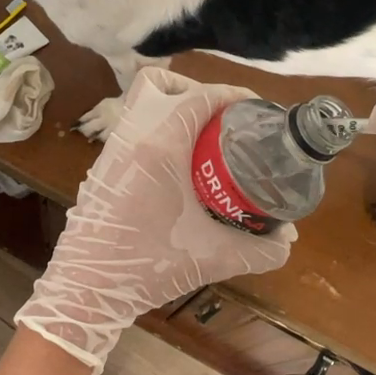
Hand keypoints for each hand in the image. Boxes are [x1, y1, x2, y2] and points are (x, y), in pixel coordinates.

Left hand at [15, 69, 296, 374]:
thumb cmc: (148, 267)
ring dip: (171, 110)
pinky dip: (154, 132)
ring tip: (203, 141)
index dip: (231, 95)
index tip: (254, 109)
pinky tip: (176, 167)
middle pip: (157, 85)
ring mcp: (110, 153)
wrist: (87, 289)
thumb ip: (259, 250)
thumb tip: (288, 239)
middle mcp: (130, 139)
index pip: (198, 98)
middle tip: (221, 119)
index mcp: (158, 148)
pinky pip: (130, 131)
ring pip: (139, 106)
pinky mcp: (101, 170)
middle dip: (194, 91)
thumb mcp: (213, 258)